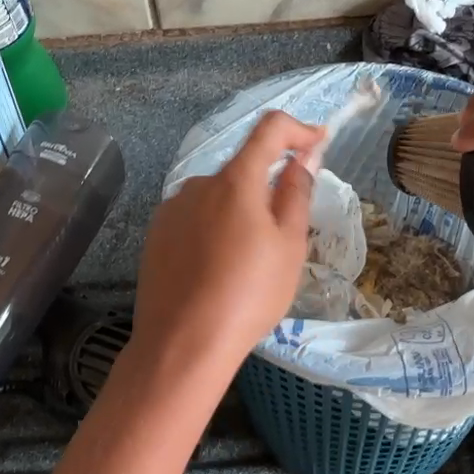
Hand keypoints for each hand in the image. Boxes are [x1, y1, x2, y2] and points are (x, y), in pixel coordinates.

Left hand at [132, 111, 323, 370]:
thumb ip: (296, 194)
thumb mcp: (288, 247)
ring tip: (247, 265)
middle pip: (243, 170)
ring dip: (239, 214)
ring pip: (218, 198)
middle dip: (267, 189)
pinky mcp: (156, 234)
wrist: (182, 344)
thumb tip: (301, 158)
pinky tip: (216, 271)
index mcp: (235, 180)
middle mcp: (198, 184)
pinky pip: (195, 219)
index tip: (317, 144)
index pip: (269, 129)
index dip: (298, 130)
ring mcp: (172, 208)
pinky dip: (213, 231)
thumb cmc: (248, 295)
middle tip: (284, 237)